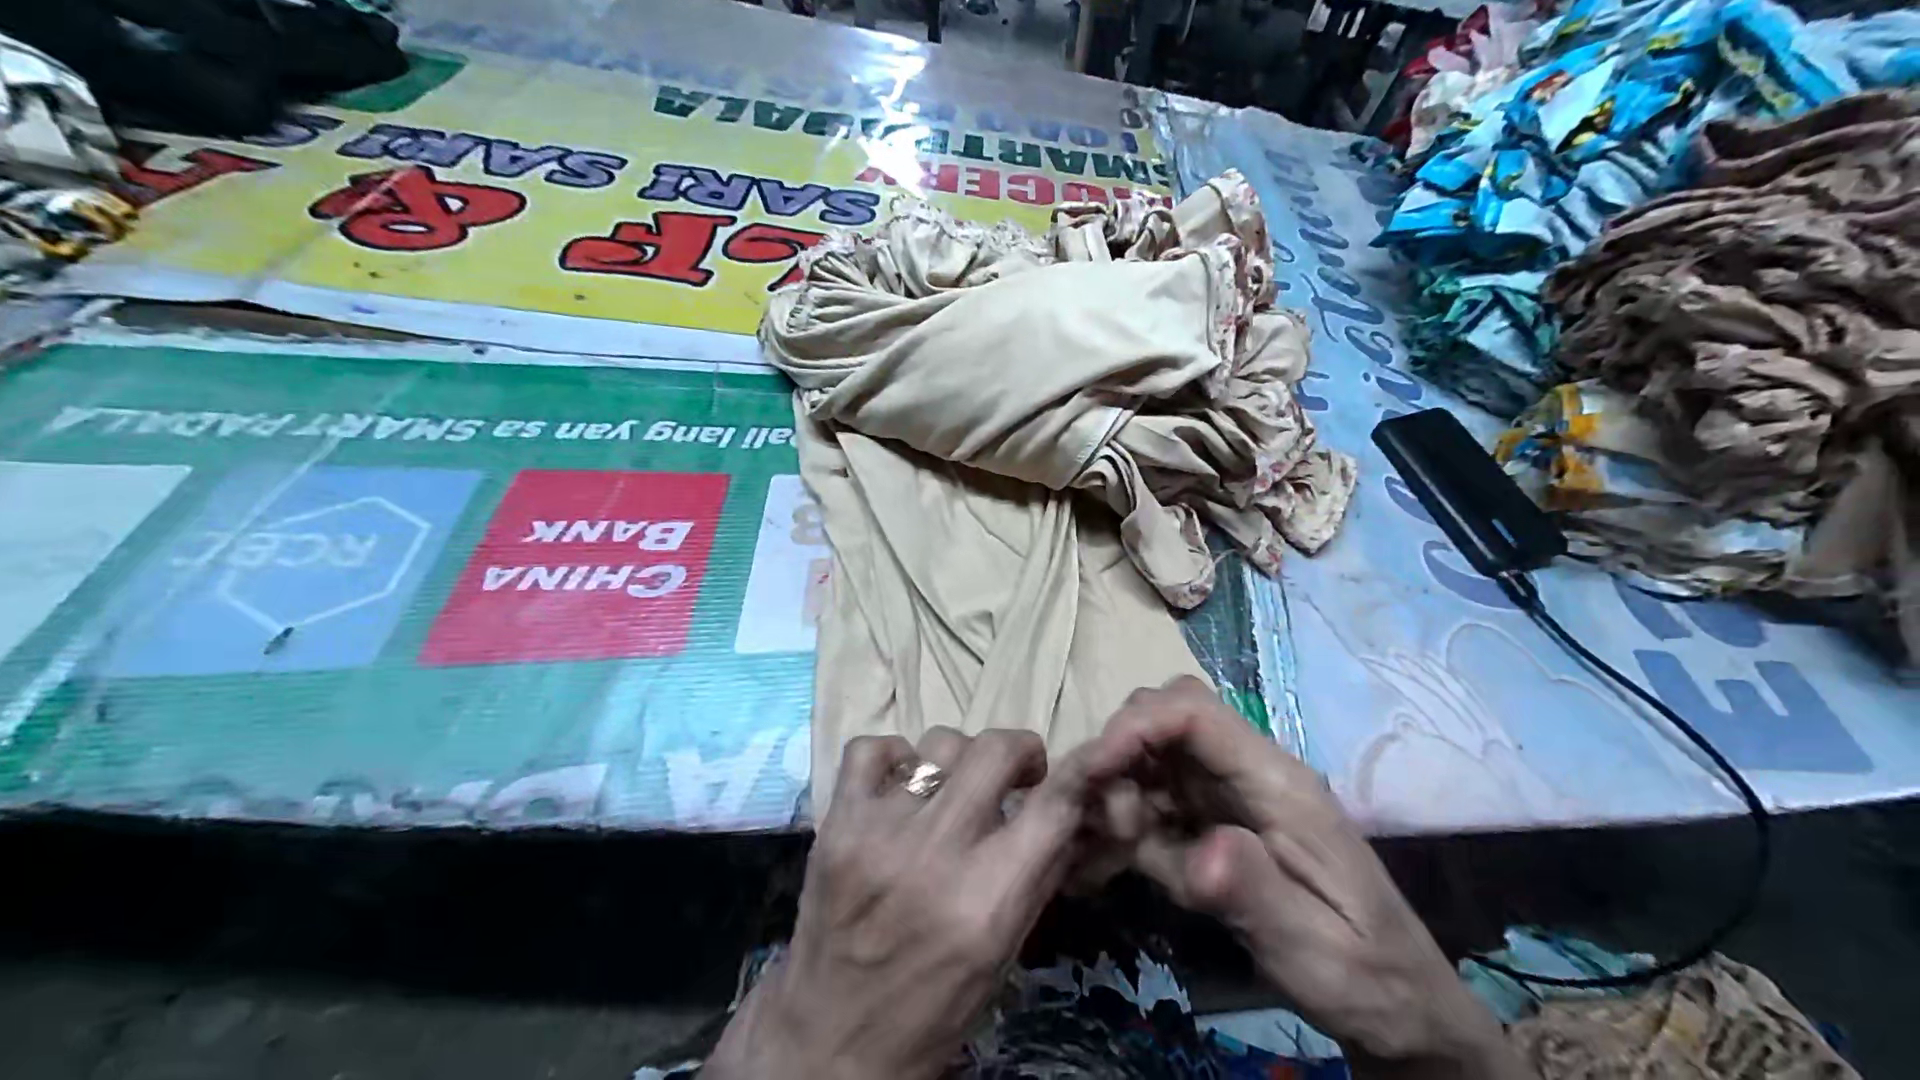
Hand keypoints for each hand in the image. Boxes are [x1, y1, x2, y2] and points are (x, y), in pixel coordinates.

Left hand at [707, 727, 1124, 1079]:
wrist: (831, 1037)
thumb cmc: (933, 1005)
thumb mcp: (1004, 951)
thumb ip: (1039, 871)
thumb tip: (1072, 804)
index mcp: (989, 901)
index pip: (1054, 805)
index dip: (1075, 774)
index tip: (1073, 770)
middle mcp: (937, 854)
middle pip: (996, 750)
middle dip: (1019, 752)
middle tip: (1015, 775)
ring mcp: (880, 831)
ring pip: (940, 743)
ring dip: (960, 760)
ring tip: (952, 789)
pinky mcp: (836, 822)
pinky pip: (871, 747)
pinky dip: (893, 755)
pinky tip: (900, 785)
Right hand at [1091, 678, 1524, 1079]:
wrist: (1395, 1003)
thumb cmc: (1363, 976)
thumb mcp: (1314, 953)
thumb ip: (1256, 895)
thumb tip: (1200, 853)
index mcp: (1277, 783)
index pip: (1195, 713)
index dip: (1136, 725)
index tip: (1095, 770)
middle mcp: (1246, 772)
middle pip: (1166, 715)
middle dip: (1121, 752)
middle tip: (1111, 822)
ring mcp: (1226, 792)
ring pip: (1152, 750)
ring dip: (1118, 786)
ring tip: (1116, 848)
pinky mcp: (1210, 817)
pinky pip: (1152, 791)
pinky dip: (1124, 812)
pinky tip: (1119, 856)